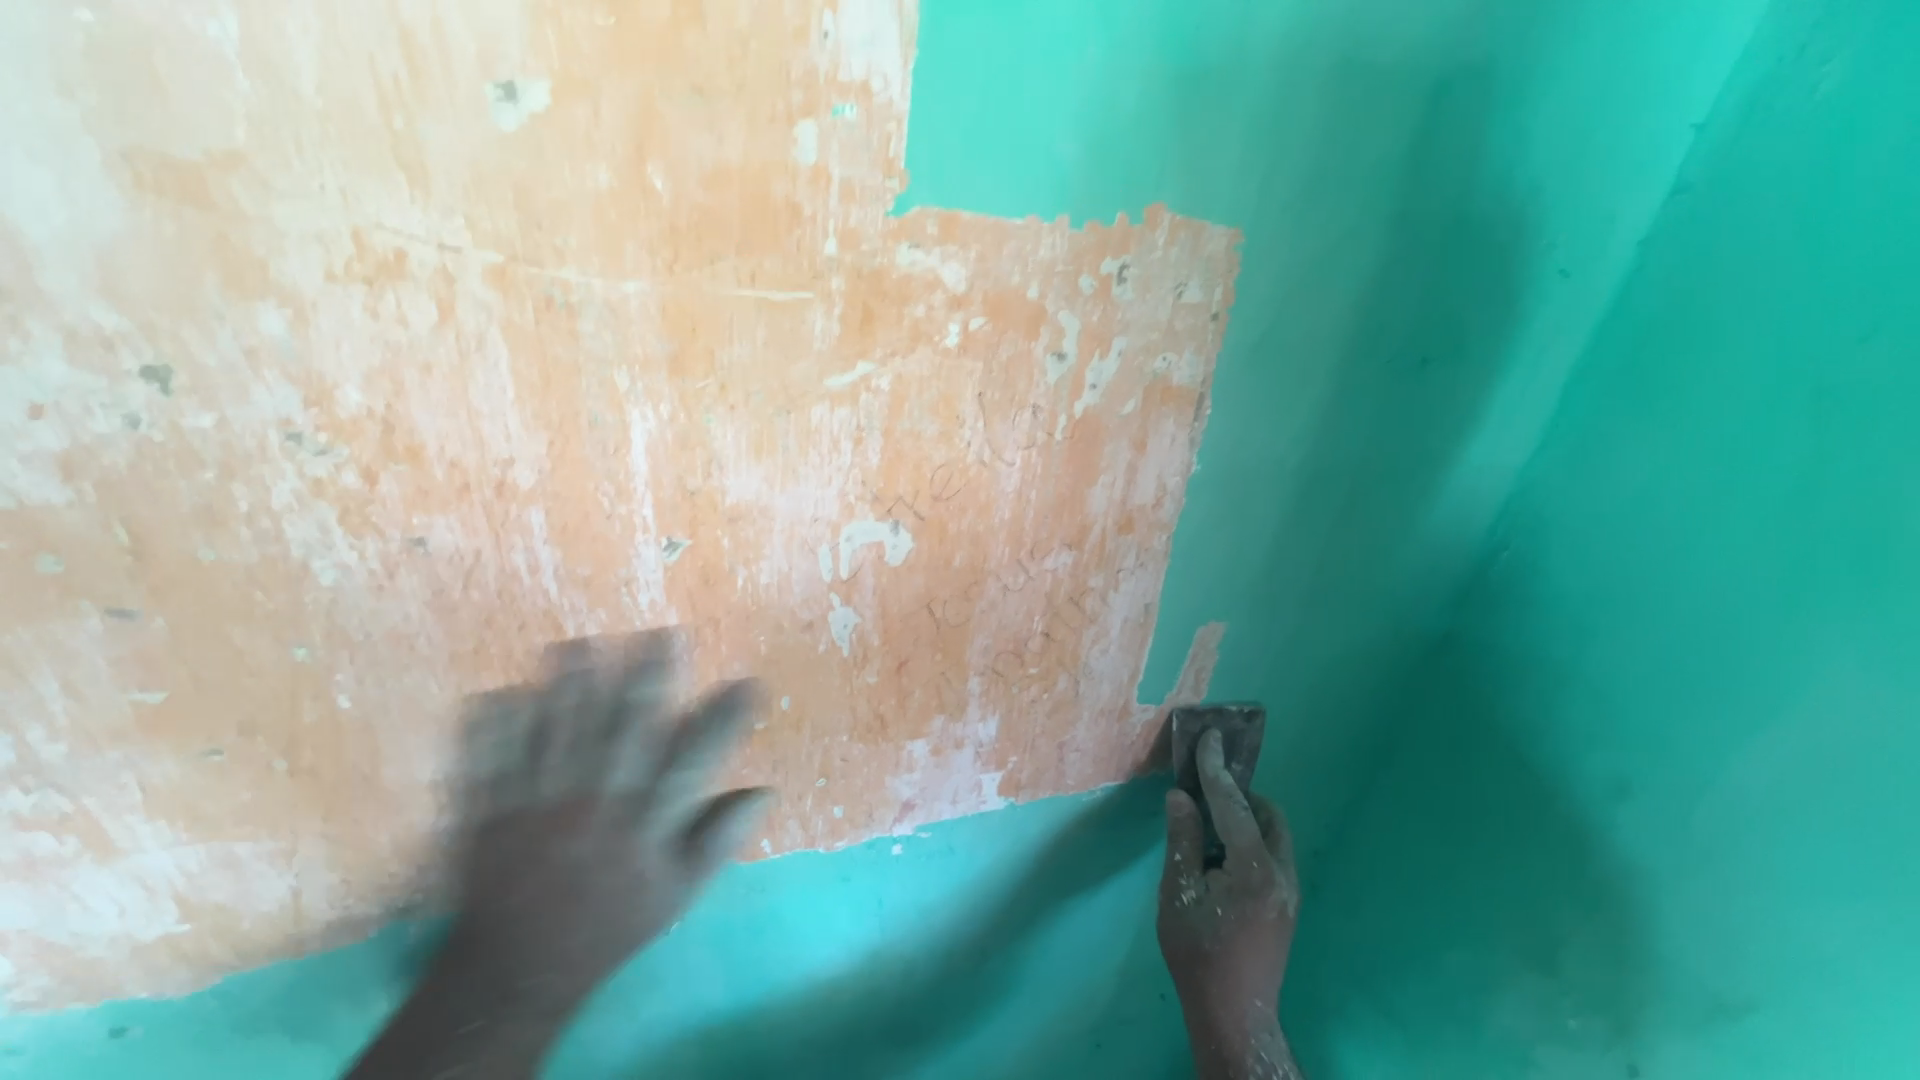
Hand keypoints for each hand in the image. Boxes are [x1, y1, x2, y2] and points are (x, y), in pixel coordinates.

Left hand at [446, 630, 771, 1005]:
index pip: (693, 765)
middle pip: (623, 735)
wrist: (516, 971)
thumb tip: (765, 791)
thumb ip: (716, 841)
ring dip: (568, 690)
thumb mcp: (675, 895)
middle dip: (644, 681)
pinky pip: (486, 766)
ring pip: (556, 738)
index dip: (724, 722)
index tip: (749, 684)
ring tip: (581, 645)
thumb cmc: (608, 926)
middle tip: (659, 635)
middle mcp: (595, 812)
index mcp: (643, 831)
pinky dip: (490, 730)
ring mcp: (536, 812)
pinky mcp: (487, 819)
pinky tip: (500, 693)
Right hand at [1158, 729, 1298, 1029]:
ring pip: (1273, 835)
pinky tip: (1220, 858)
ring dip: (1244, 818)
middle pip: (1267, 815)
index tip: (1209, 737)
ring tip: (1207, 825)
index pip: (1234, 804)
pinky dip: (1249, 841)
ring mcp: (1290, 892)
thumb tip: (1182, 797)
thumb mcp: (1178, 893)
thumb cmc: (1198, 953)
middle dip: (1238, 795)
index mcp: (1254, 868)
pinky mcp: (1287, 906)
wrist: (1234, 1014)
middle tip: (1203, 789)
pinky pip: (1272, 855)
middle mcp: (1283, 873)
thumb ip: (1182, 840)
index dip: (1216, 769)